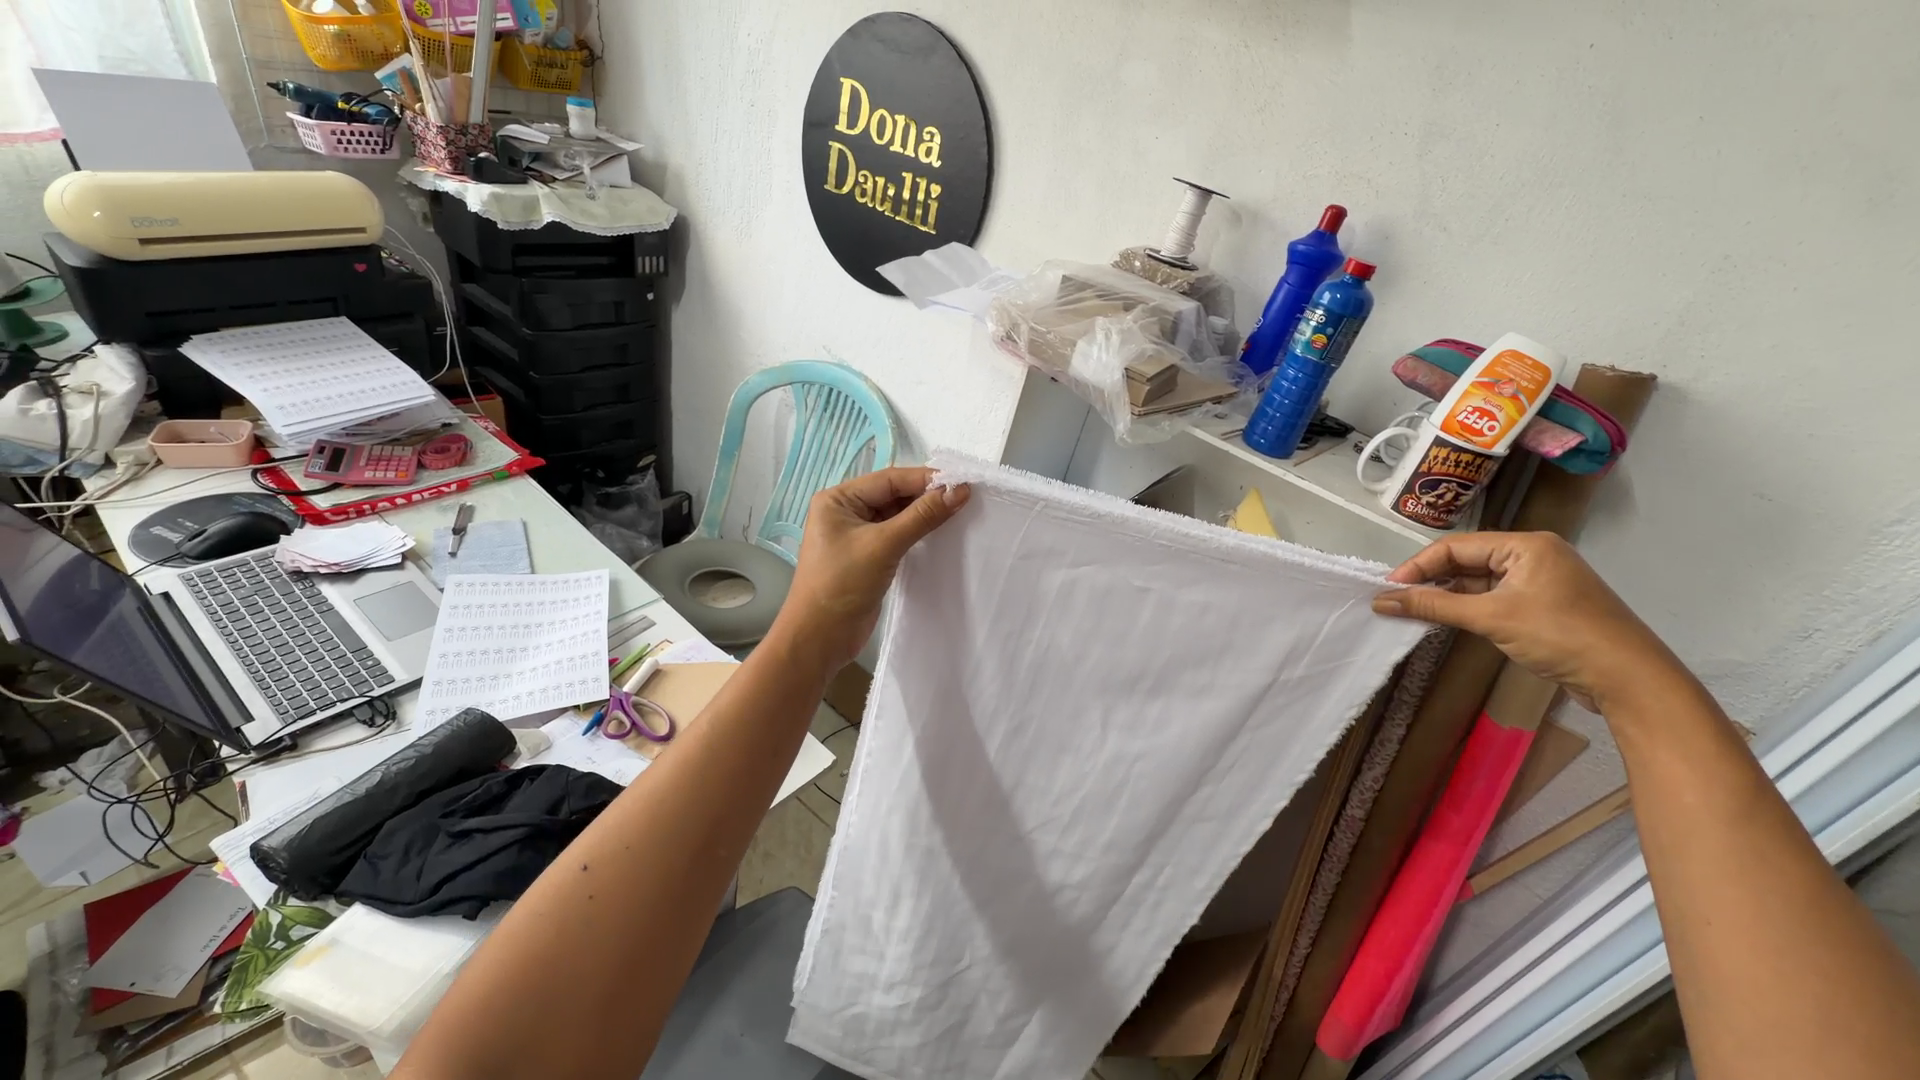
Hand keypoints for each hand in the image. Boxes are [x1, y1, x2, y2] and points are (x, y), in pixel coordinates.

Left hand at [773, 467, 970, 669]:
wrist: (820, 638)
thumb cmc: (843, 584)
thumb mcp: (883, 545)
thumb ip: (922, 516)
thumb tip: (959, 490)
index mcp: (838, 499)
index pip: (889, 479)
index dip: (926, 479)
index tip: (963, 482)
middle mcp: (846, 511)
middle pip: (894, 494)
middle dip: (927, 495)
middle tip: (967, 497)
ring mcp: (857, 535)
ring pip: (898, 515)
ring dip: (925, 514)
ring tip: (961, 512)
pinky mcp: (868, 556)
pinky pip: (897, 535)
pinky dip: (918, 533)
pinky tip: (941, 533)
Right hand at [1373, 531, 1687, 712]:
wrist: (1628, 678)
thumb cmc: (1559, 636)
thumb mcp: (1491, 618)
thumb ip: (1434, 606)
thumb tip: (1383, 601)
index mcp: (1525, 545)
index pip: (1456, 546)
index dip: (1418, 566)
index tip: (1387, 589)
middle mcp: (1533, 555)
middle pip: (1467, 560)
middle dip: (1430, 579)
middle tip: (1395, 600)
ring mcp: (1541, 581)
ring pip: (1479, 581)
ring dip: (1448, 595)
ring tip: (1413, 611)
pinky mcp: (1544, 606)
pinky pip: (1495, 597)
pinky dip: (1469, 607)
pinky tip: (1447, 620)